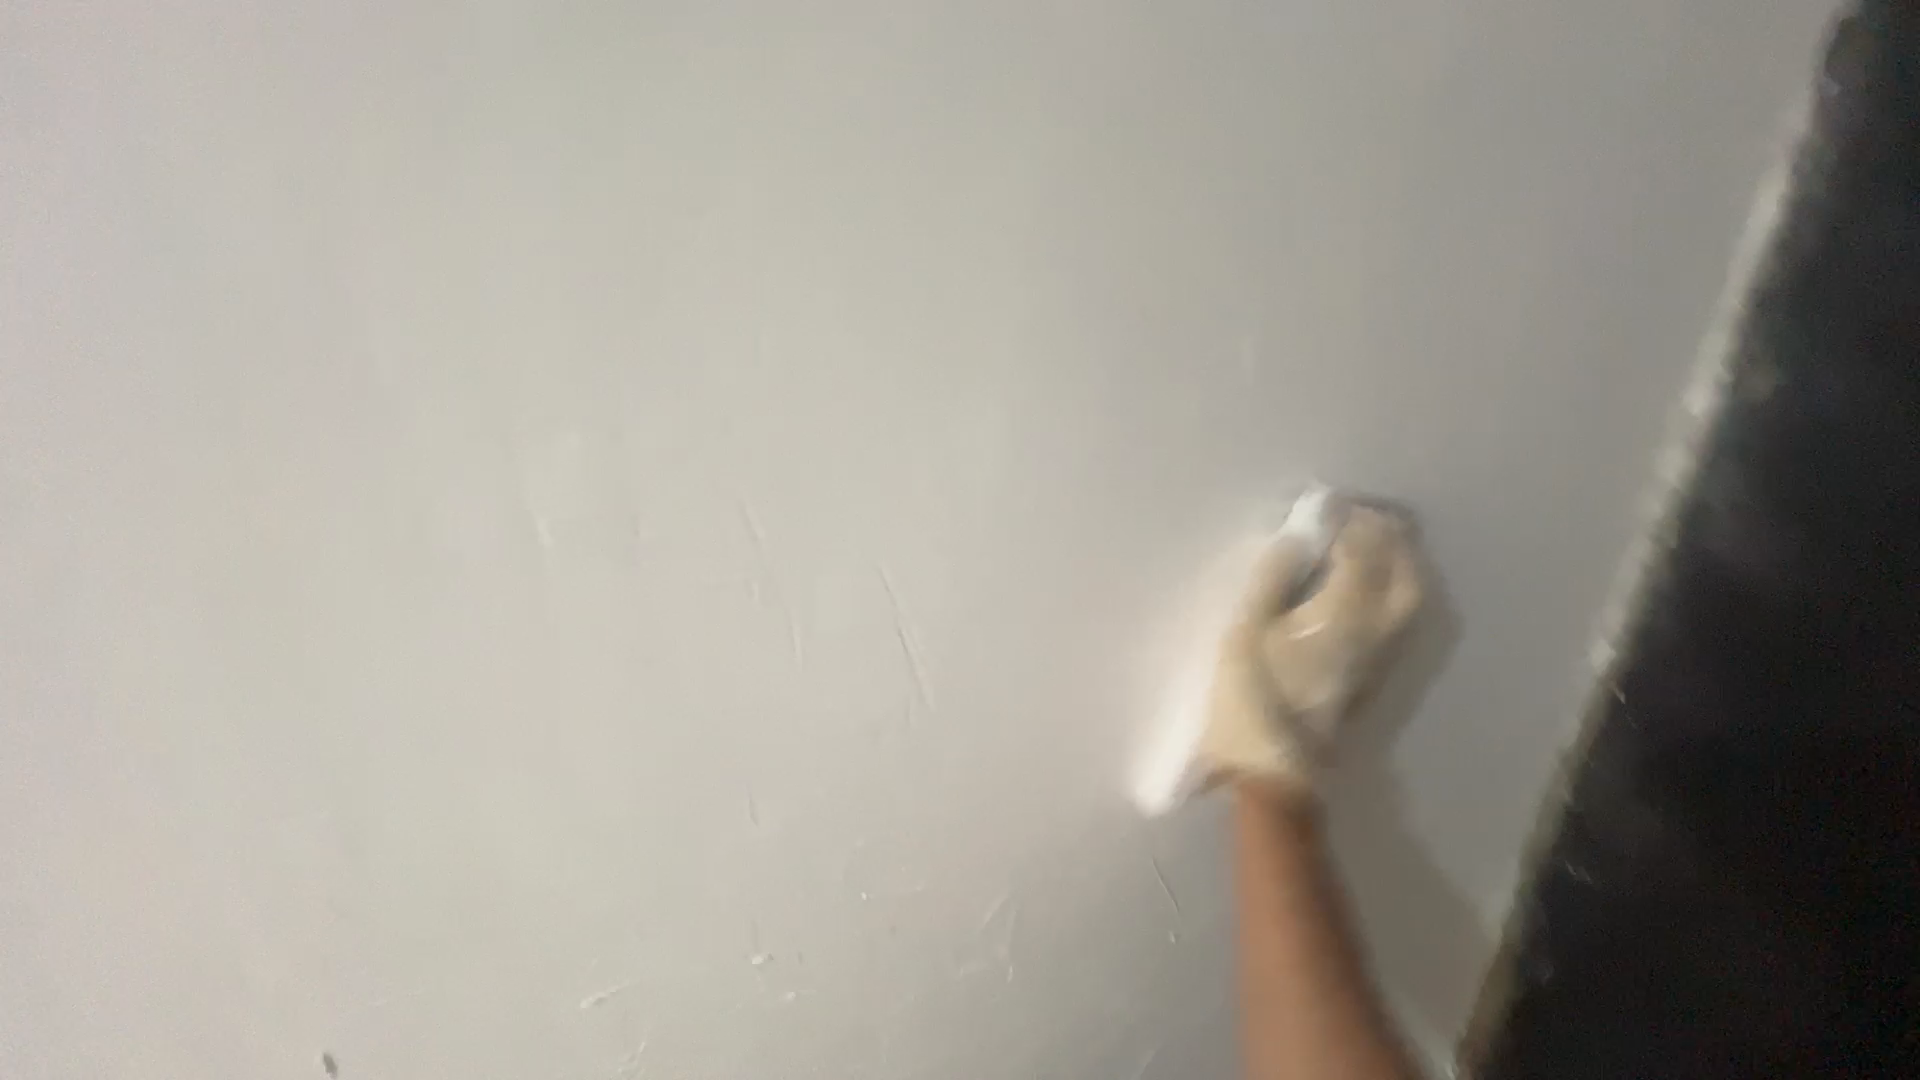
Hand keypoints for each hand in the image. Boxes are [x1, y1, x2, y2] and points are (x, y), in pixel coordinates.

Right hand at [1198, 502, 1422, 794]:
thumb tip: (1294, 543)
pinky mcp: (1373, 674)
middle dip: (1389, 538)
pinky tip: (1372, 586)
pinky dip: (1395, 589)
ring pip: (1409, 598)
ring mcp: (1379, 656)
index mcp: (1341, 615)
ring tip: (1375, 542)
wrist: (1275, 767)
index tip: (1331, 504)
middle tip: (1365, 516)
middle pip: (1403, 575)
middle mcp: (1373, 631)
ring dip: (1399, 562)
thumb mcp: (1245, 632)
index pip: (1362, 555)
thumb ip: (1271, 582)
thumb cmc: (1252, 697)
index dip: (1351, 523)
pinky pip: (1400, 619)